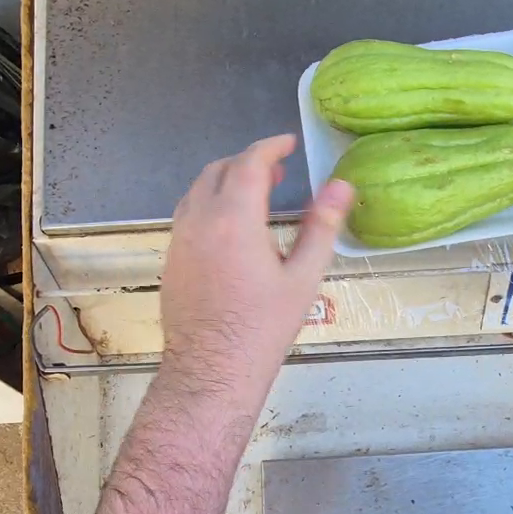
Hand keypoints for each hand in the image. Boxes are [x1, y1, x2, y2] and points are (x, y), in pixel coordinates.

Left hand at [160, 133, 352, 398]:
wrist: (213, 370)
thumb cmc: (264, 328)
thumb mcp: (303, 278)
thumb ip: (321, 227)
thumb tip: (341, 185)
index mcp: (234, 219)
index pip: (250, 163)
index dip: (270, 147)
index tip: (288, 143)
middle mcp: (199, 220)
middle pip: (218, 171)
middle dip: (247, 162)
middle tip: (275, 171)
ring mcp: (179, 240)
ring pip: (197, 191)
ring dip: (225, 181)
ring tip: (253, 195)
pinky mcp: (171, 260)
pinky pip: (187, 215)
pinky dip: (209, 204)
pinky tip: (229, 228)